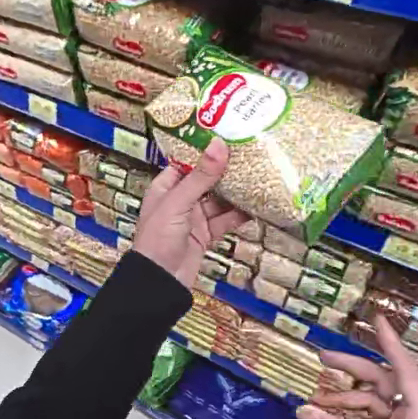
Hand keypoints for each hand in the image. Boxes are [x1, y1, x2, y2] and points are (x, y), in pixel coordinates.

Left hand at [129, 138, 248, 288]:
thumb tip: (219, 145)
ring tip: (258, 177)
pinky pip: (225, 221)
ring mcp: (194, 219)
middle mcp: (180, 201)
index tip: (228, 136)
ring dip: (236, 193)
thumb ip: (201, 176)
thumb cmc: (158, 238)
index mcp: (165, 188)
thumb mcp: (179, 203)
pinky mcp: (206, 235)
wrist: (160, 282)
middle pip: (206, 180)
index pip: (186, 163)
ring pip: (219, 201)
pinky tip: (256, 206)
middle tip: (251, 154)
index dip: (205, 151)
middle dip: (226, 170)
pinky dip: (239, 215)